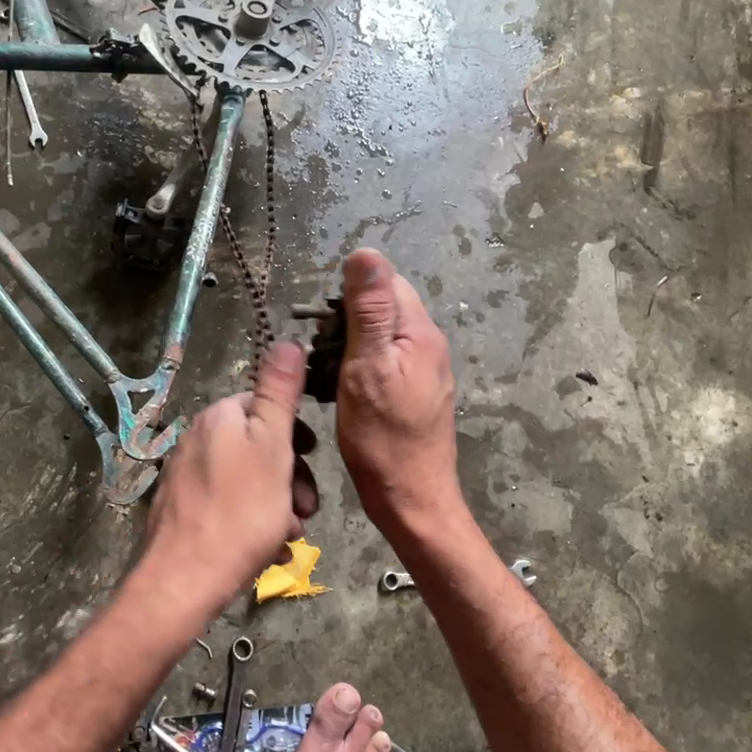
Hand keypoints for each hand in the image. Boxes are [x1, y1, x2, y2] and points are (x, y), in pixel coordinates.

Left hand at [144, 342, 316, 609]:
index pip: (265, 406)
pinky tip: (266, 549)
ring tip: (288, 536)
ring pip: (247, 480)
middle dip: (289, 477)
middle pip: (258, 446)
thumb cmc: (240, 511)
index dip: (295, 435)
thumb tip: (288, 340)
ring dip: (277, 504)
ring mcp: (186, 474)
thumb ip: (279, 392)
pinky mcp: (181, 508)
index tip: (314, 463)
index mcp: (219, 416)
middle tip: (307, 510)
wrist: (186, 578)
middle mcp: (197, 437)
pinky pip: (228, 505)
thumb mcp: (272, 445)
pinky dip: (253, 522)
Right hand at [335, 248, 463, 536]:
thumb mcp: (366, 366)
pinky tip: (342, 391)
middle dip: (345, 323)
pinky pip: (382, 362)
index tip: (326, 329)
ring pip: (378, 336)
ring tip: (328, 376)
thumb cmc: (382, 436)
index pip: (386, 282)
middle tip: (323, 357)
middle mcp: (429, 344)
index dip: (350, 296)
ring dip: (348, 348)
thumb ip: (367, 309)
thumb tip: (365, 252)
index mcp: (420, 332)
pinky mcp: (414, 392)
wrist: (410, 499)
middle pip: (381, 308)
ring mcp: (423, 370)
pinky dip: (357, 369)